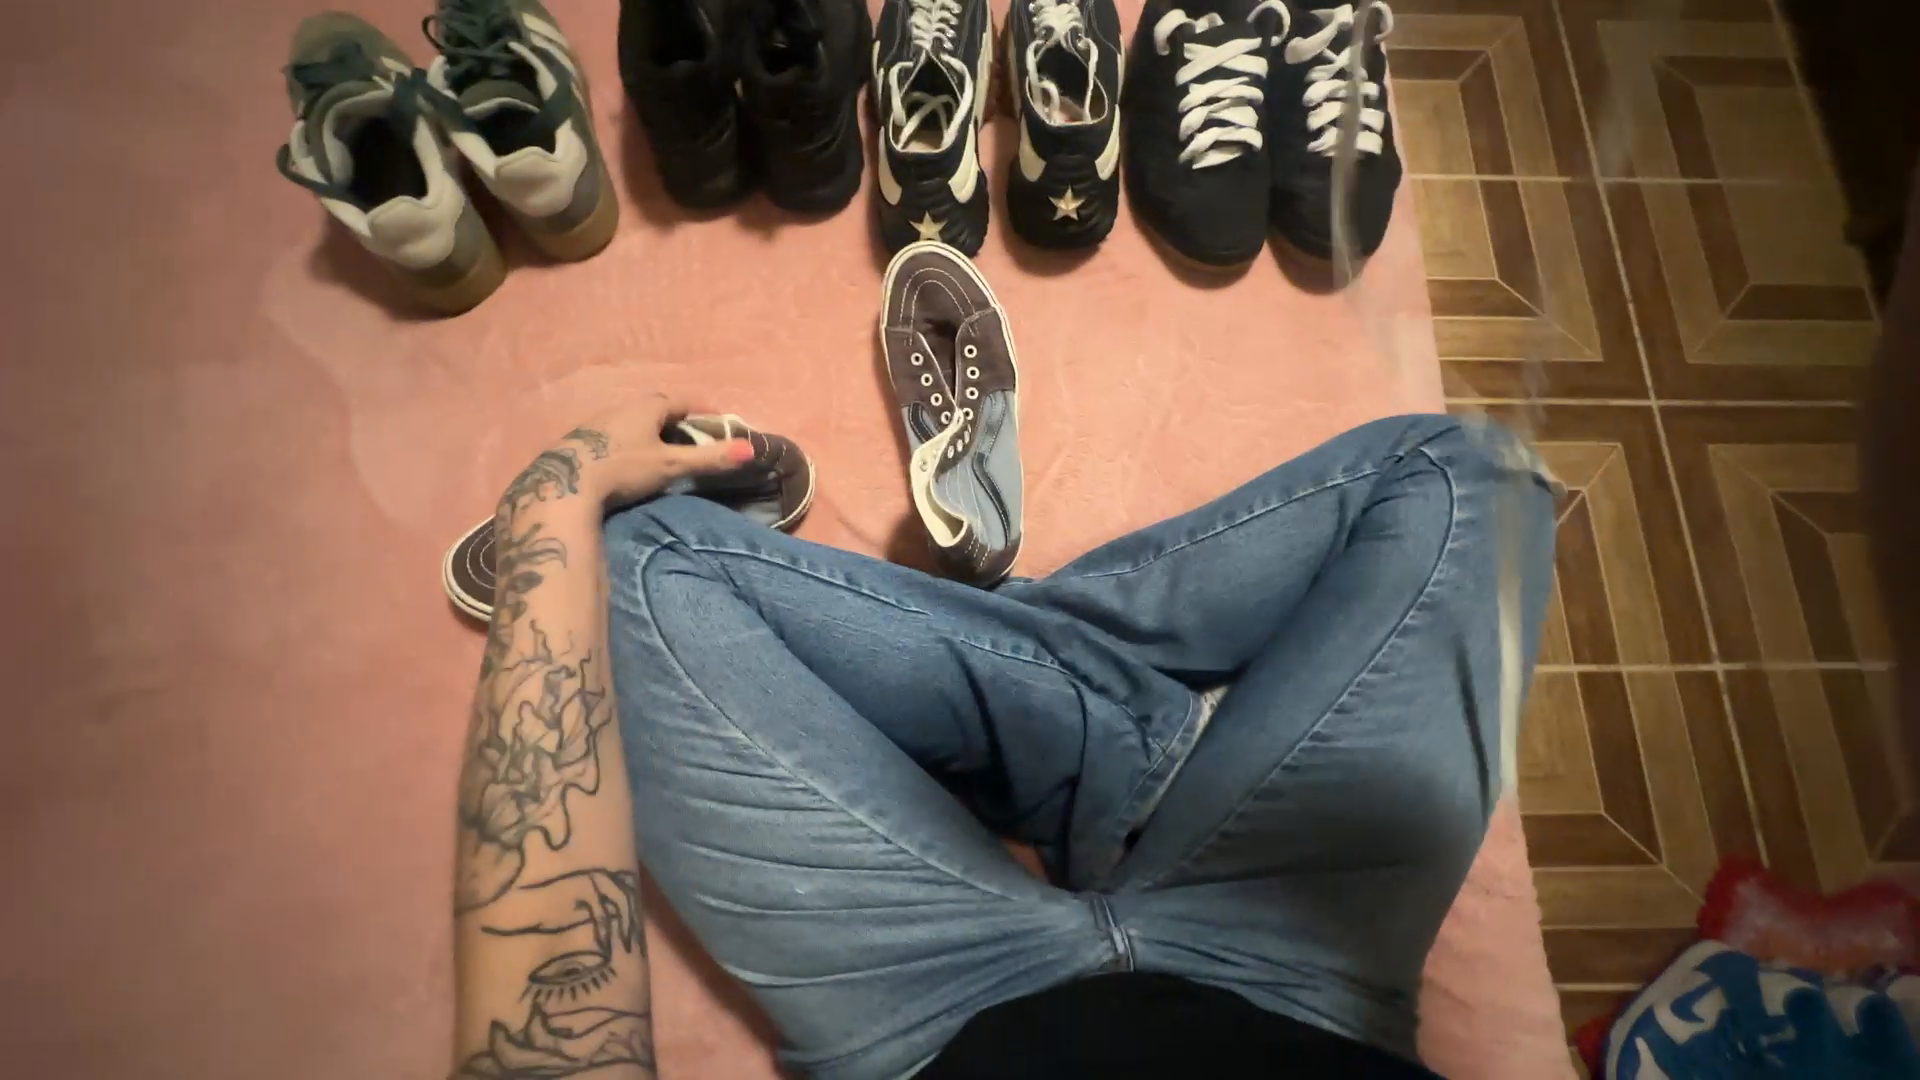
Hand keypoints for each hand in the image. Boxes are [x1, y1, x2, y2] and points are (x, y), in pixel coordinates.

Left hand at [498, 393, 752, 516]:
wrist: (564, 485)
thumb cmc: (623, 468)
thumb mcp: (672, 465)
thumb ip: (710, 458)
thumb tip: (751, 449)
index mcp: (646, 407)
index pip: (681, 400)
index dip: (701, 409)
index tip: (717, 420)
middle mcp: (620, 408)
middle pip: (655, 409)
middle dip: (676, 420)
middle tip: (693, 437)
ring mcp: (596, 424)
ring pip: (632, 422)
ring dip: (651, 432)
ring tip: (664, 451)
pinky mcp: (580, 443)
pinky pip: (614, 436)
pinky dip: (630, 443)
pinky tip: (631, 462)